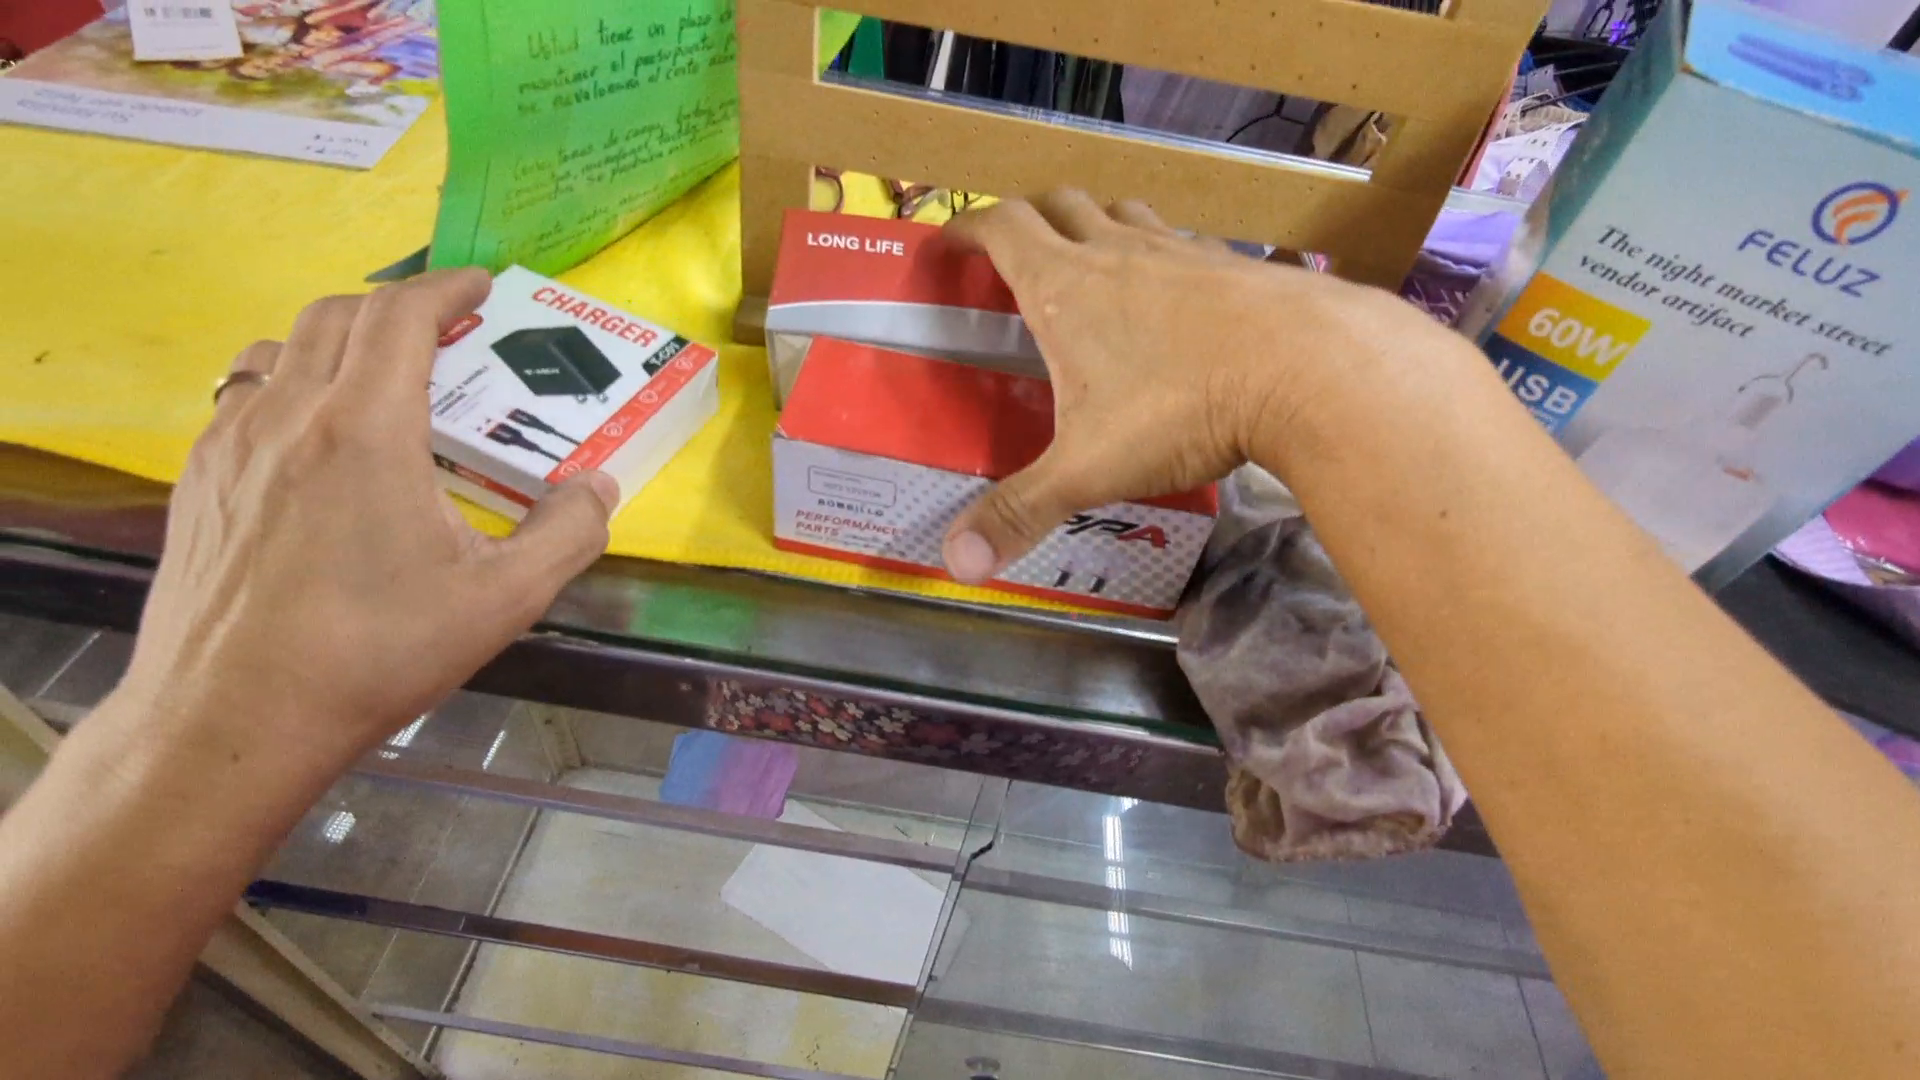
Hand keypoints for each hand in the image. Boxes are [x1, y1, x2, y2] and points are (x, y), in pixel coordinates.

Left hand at [118, 268, 616, 765]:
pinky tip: (324, 437)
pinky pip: (245, 395)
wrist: (236, 718)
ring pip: (280, 349)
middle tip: (451, 330)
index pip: (400, 317)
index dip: (446, 287)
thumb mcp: (508, 597)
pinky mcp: (200, 481)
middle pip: (336, 317)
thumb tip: (601, 486)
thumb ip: (570, 531)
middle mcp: (288, 416)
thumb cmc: (381, 649)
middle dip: (399, 305)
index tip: (482, 284)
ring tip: (387, 374)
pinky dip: (294, 380)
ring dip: (341, 339)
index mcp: (367, 430)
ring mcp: (230, 446)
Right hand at [938, 190, 1442, 582]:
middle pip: (1060, 204)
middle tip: (1015, 254)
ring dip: (1094, 224)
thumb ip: (1020, 512)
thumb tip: (958, 563)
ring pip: (1123, 213)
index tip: (949, 243)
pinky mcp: (1233, 265)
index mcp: (1066, 288)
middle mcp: (1119, 253)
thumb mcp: (1086, 470)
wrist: (1309, 370)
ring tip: (1089, 262)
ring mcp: (1181, 252)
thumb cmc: (1179, 410)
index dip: (968, 228)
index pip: (1002, 228)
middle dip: (1029, 218)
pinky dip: (1160, 253)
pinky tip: (1174, 293)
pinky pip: (1182, 242)